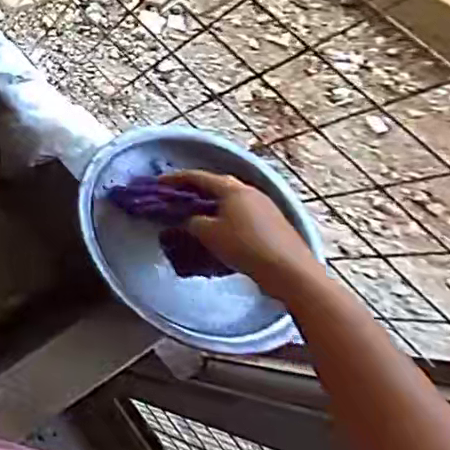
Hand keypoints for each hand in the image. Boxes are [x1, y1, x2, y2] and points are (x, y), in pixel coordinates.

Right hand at [158, 170, 325, 300]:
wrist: (291, 272)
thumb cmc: (244, 247)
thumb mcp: (207, 233)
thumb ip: (192, 221)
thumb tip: (190, 219)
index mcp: (232, 189)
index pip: (197, 177)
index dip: (175, 179)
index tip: (158, 184)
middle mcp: (249, 191)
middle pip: (216, 184)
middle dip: (195, 189)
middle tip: (176, 196)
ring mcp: (265, 206)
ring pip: (230, 198)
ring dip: (211, 202)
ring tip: (195, 211)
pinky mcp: (273, 222)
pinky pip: (242, 211)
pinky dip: (225, 213)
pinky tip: (219, 226)